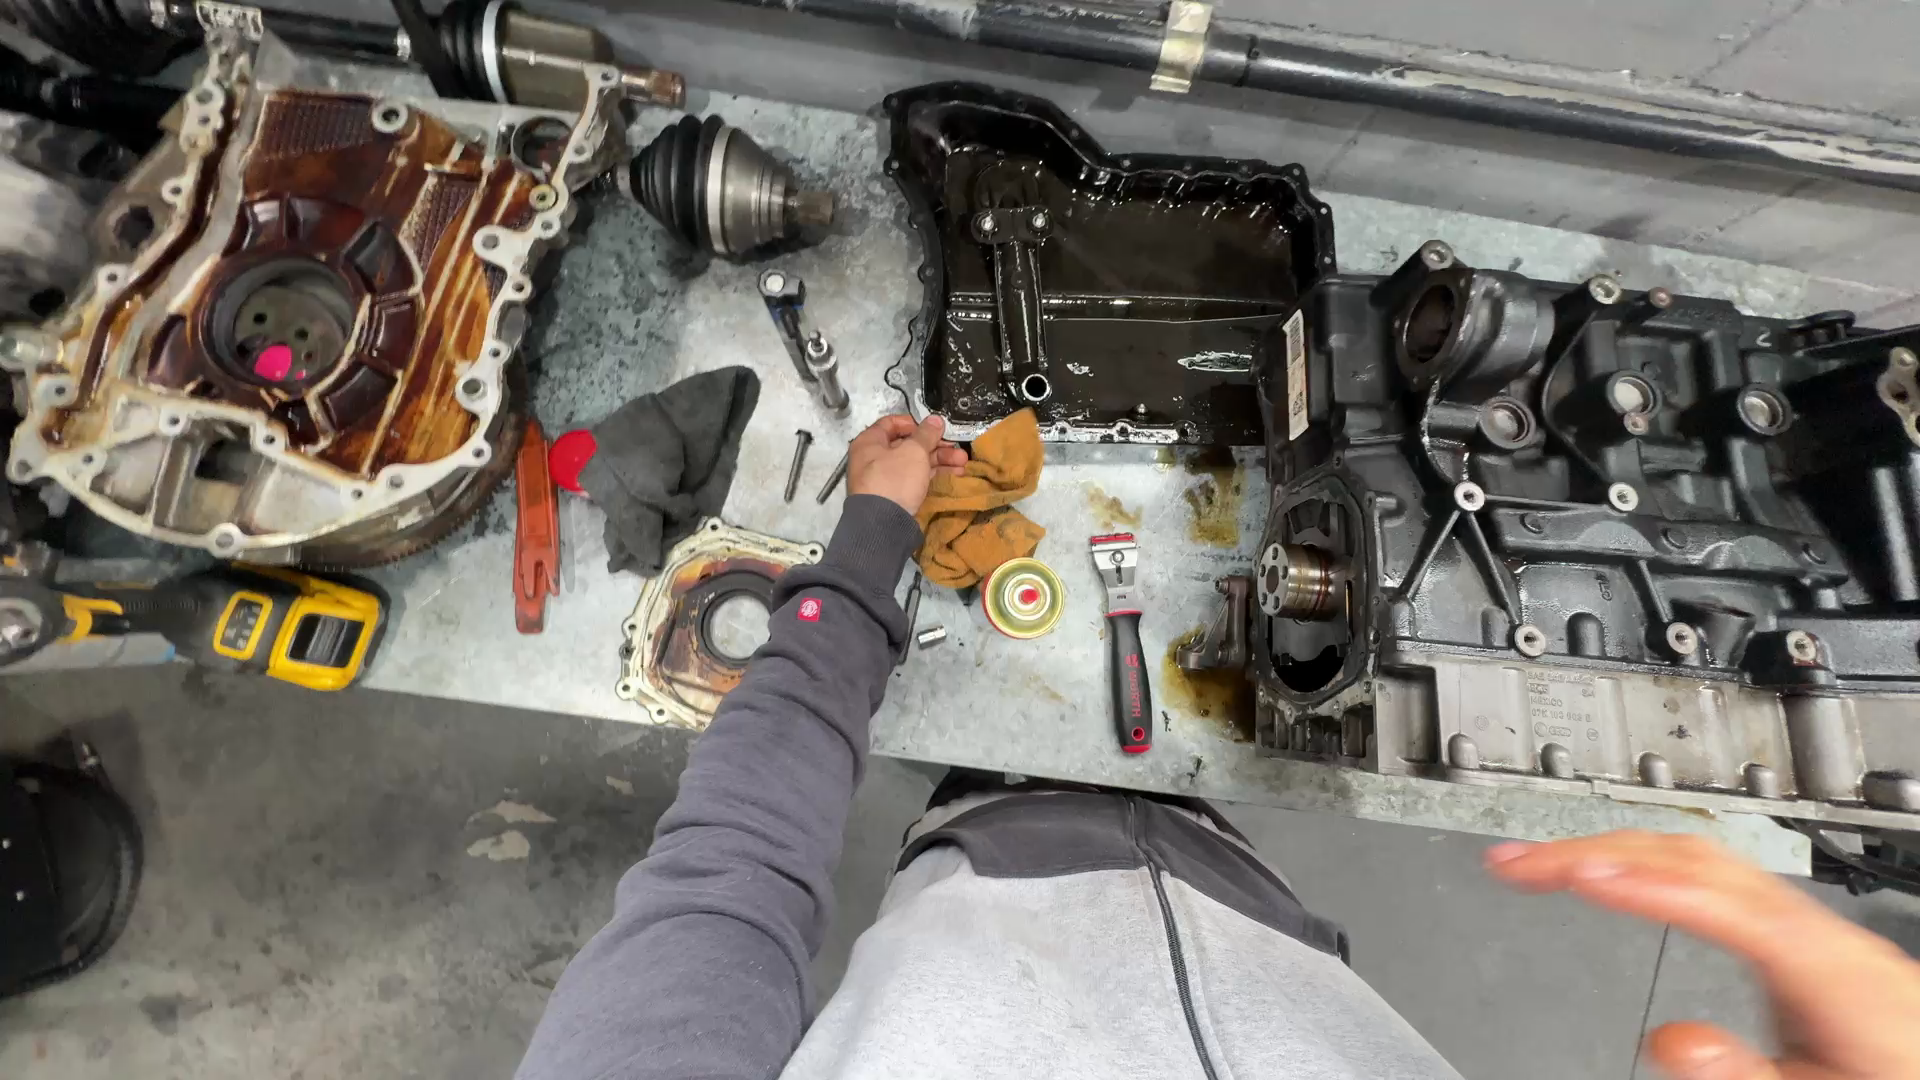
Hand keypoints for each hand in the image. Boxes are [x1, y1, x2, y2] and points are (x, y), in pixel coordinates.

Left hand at [846, 414, 967, 515]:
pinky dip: (933, 476)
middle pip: (908, 445)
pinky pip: (915, 480)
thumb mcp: (913, 451)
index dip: (915, 423)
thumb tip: (935, 419)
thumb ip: (926, 434)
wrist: (883, 525)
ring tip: (962, 463)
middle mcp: (874, 459)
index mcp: (870, 442)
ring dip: (940, 461)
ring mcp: (884, 479)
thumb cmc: (894, 479)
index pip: (891, 423)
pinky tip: (954, 475)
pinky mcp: (895, 497)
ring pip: (915, 464)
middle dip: (936, 446)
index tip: (935, 427)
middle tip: (957, 448)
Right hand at [1486, 830, 1919, 1079]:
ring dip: (1599, 848)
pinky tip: (1592, 866)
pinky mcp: (1784, 927)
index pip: (1728, 906)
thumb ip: (1748, 1076)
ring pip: (1687, 854)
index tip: (1568, 876)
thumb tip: (1672, 1039)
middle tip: (1511, 864)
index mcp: (1847, 982)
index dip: (1642, 883)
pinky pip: (1695, 868)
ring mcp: (1806, 925)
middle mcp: (1826, 938)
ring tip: (1529, 859)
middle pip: (1692, 862)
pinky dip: (1628, 858)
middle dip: (1590, 853)